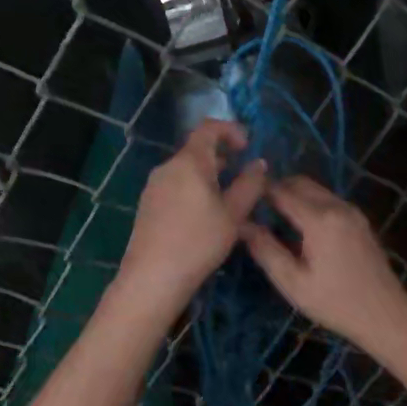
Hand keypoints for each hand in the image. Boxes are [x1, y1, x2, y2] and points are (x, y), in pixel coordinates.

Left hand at [118, 120, 265, 310]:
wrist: (152, 277)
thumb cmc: (198, 241)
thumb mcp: (234, 214)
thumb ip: (250, 184)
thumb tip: (259, 163)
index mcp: (190, 162)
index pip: (209, 128)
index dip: (231, 129)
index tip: (248, 146)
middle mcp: (168, 167)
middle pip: (197, 149)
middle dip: (223, 156)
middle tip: (244, 177)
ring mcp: (154, 186)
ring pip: (187, 169)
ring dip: (210, 175)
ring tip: (229, 199)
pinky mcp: (148, 204)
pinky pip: (176, 185)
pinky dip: (195, 188)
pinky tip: (205, 216)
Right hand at [239, 176, 406, 351]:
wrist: (385, 314)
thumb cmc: (334, 302)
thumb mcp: (293, 282)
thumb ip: (266, 250)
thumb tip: (242, 224)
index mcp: (319, 219)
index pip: (282, 191)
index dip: (259, 191)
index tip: (242, 198)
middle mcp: (338, 206)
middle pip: (301, 183)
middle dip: (277, 189)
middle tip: (257, 208)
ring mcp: (353, 212)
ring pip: (317, 190)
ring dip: (295, 195)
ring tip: (275, 218)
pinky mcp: (361, 221)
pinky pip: (330, 201)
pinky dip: (312, 203)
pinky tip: (302, 228)